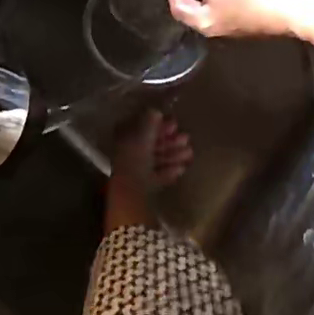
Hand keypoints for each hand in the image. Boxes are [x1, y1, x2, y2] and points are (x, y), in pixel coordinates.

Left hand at [104, 109, 193, 231]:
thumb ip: (149, 125)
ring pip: (155, 161)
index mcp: (124, 144)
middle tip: (186, 138)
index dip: (157, 125)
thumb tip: (155, 110)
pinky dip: (168, 171)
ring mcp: (135, 175)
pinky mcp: (143, 192)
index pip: (140, 129)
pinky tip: (181, 169)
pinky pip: (157, 177)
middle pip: (150, 146)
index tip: (175, 123)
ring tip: (189, 153)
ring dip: (172, 155)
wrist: (132, 204)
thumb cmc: (136, 166)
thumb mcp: (143, 141)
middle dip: (168, 141)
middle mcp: (128, 157)